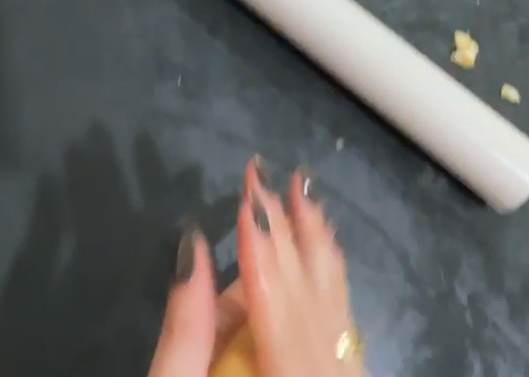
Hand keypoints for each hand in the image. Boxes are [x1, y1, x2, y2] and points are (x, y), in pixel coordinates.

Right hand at [149, 159, 359, 376]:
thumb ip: (186, 326)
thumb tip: (191, 247)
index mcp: (287, 373)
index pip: (273, 297)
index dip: (262, 242)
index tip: (248, 191)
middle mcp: (325, 372)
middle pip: (306, 291)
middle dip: (285, 228)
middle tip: (264, 172)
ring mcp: (340, 374)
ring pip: (332, 300)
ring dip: (313, 242)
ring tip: (302, 190)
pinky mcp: (339, 374)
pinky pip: (342, 318)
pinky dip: (329, 275)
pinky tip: (321, 244)